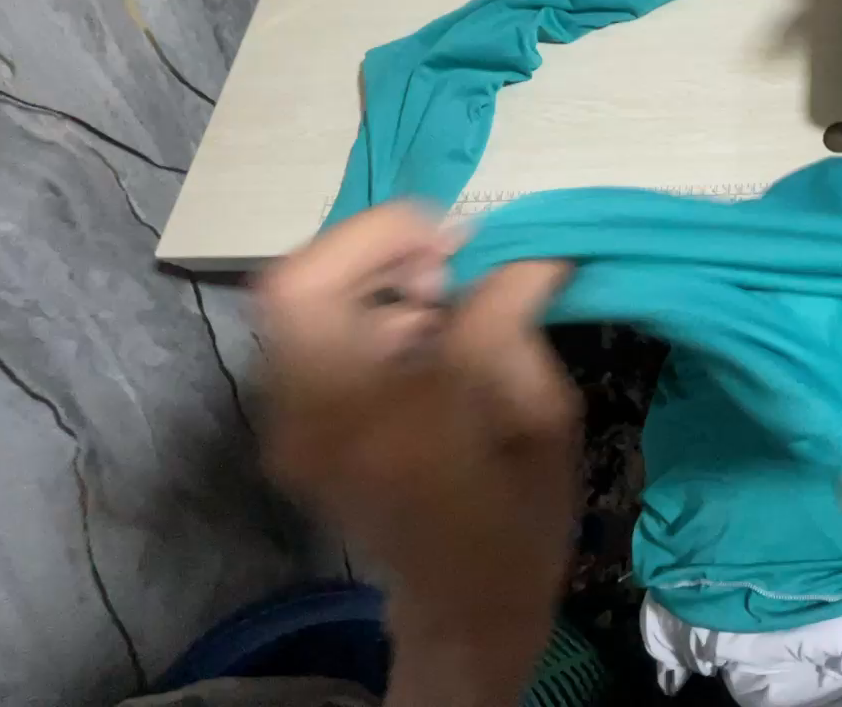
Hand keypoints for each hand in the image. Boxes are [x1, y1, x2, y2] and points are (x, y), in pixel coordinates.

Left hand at [256, 204, 577, 706]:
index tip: (478, 240)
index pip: (397, 302)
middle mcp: (321, 422)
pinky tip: (423, 328)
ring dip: (371, 270)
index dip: (420, 243)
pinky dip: (365, 302)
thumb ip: (519, 325)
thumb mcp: (548, 416)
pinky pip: (311, 329)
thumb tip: (526, 252)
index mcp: (399, 427)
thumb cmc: (525, 515)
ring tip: (442, 291)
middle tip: (449, 257)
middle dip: (377, 243)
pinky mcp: (294, 427)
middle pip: (298, 285)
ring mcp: (293, 428)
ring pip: (297, 299)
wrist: (463, 601)